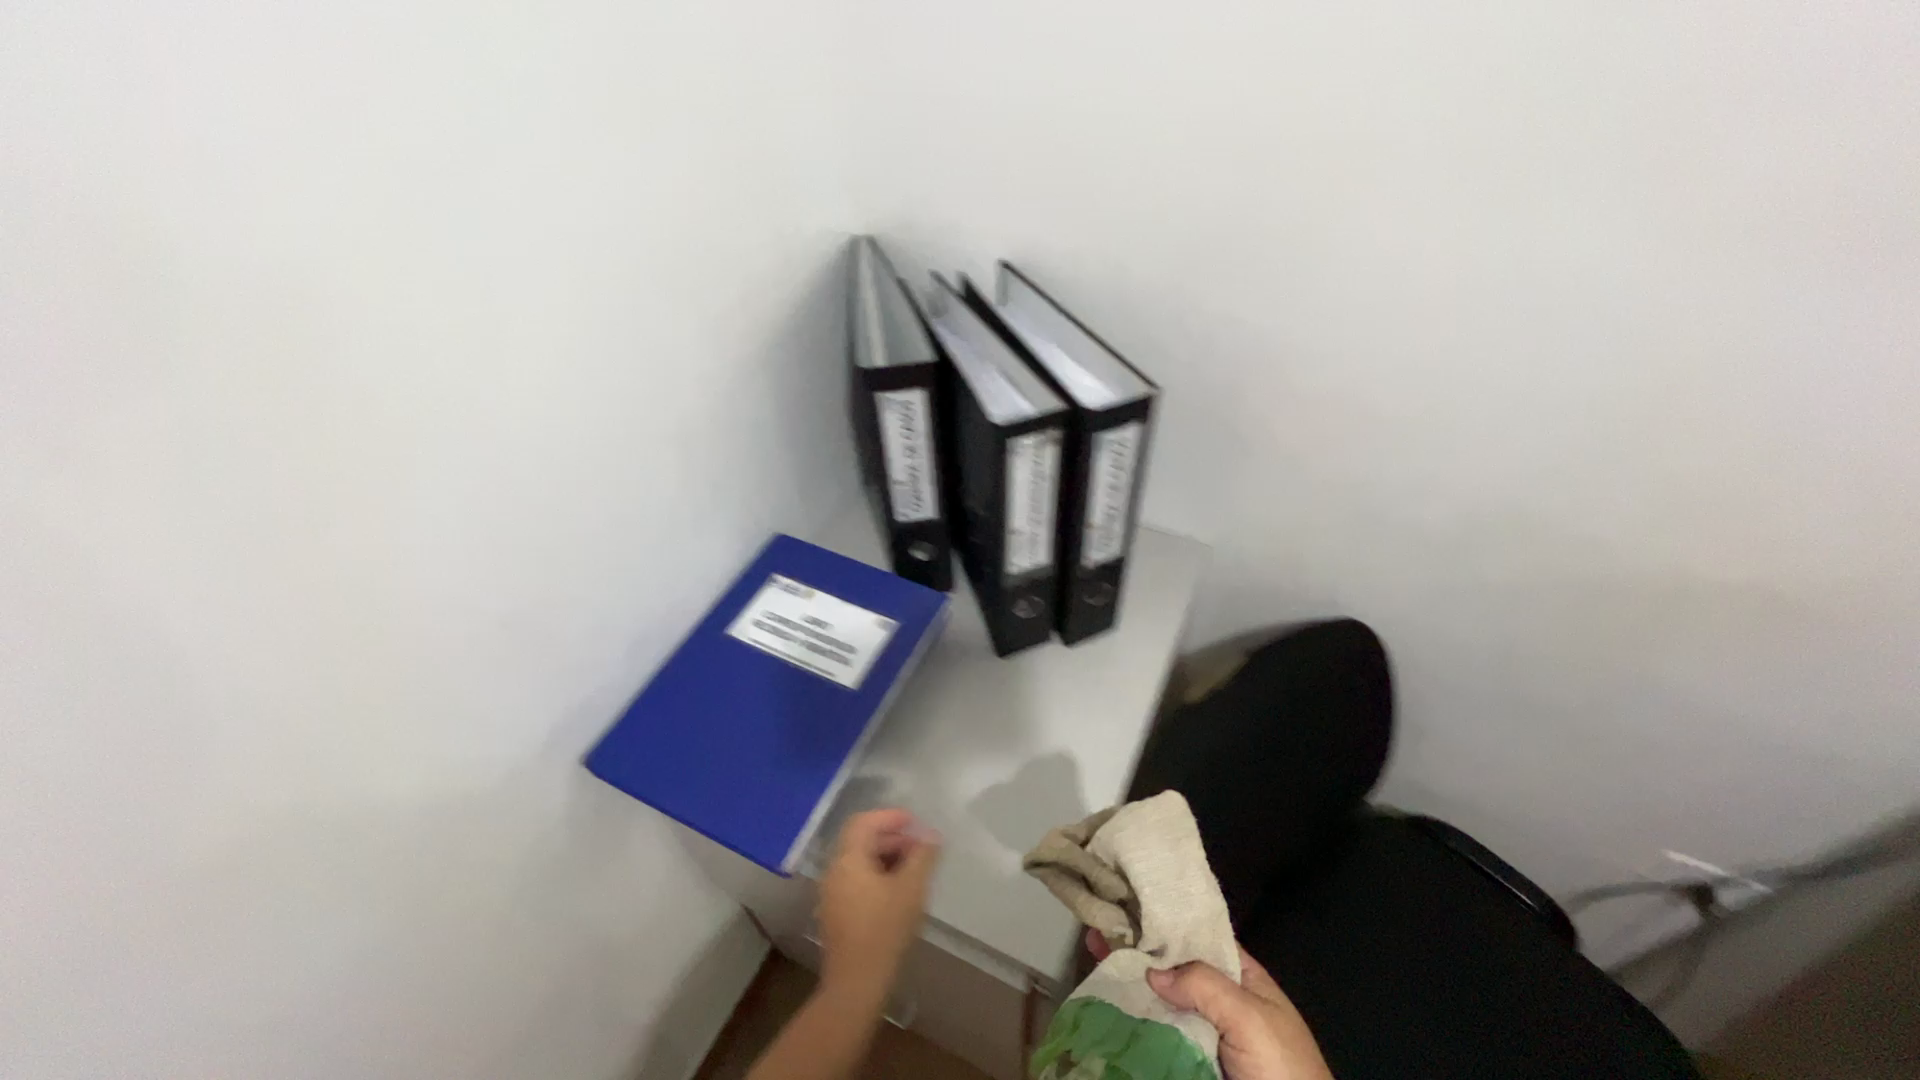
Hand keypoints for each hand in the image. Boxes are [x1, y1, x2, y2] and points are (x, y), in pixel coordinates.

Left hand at [815, 808, 940, 999]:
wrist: (856, 982)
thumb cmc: (884, 929)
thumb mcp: (910, 889)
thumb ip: (922, 857)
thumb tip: (931, 836)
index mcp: (847, 859)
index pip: (864, 822)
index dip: (890, 817)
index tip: (916, 823)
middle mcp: (833, 871)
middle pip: (861, 841)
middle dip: (892, 839)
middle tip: (921, 849)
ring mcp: (831, 894)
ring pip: (859, 863)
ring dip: (886, 858)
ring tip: (914, 870)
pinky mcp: (835, 914)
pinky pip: (856, 881)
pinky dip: (877, 876)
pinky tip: (898, 892)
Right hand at [1089, 930, 1332, 1079]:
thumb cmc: (1282, 1069)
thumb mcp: (1251, 1017)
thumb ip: (1204, 984)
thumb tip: (1152, 970)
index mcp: (1241, 979)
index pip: (1198, 937)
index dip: (1166, 919)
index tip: (1130, 899)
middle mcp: (1216, 1001)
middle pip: (1171, 967)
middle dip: (1138, 947)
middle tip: (1099, 921)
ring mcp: (1197, 1032)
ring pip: (1157, 999)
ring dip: (1126, 979)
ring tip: (1092, 950)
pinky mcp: (1180, 1060)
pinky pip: (1151, 1034)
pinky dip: (1127, 1018)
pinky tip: (1099, 997)